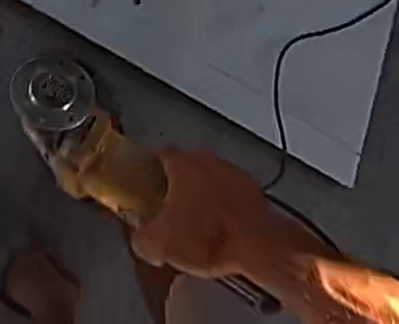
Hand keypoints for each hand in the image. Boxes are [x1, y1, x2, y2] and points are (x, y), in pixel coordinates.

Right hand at [130, 149, 288, 278]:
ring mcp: (229, 169)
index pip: (160, 153)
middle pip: (184, 166)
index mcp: (181, 164)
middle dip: (177, 185)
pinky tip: (222, 227)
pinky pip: (229, 190)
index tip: (148, 183)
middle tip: (172, 211)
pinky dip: (224, 203)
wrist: (258, 244)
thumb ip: (142, 239)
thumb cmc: (210, 237)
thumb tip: (140, 239)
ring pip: (207, 177)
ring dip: (202, 194)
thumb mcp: (162, 245)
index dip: (151, 168)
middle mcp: (205, 159)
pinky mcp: (249, 185)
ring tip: (199, 224)